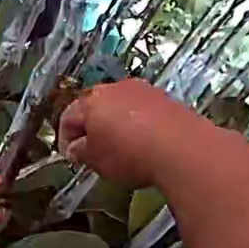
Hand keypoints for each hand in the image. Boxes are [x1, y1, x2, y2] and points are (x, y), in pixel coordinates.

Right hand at [57, 79, 212, 186]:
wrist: (183, 149)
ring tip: (118, 148)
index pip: (67, 118)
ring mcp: (143, 90)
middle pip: (94, 107)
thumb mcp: (94, 159)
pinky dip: (136, 124)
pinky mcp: (166, 98)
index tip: (71, 158)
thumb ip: (79, 151)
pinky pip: (141, 110)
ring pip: (118, 107)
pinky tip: (141, 143)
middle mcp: (115, 88)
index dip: (65, 140)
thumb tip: (76, 148)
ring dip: (113, 125)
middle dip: (90, 128)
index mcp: (91, 101)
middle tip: (92, 151)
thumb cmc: (128, 154)